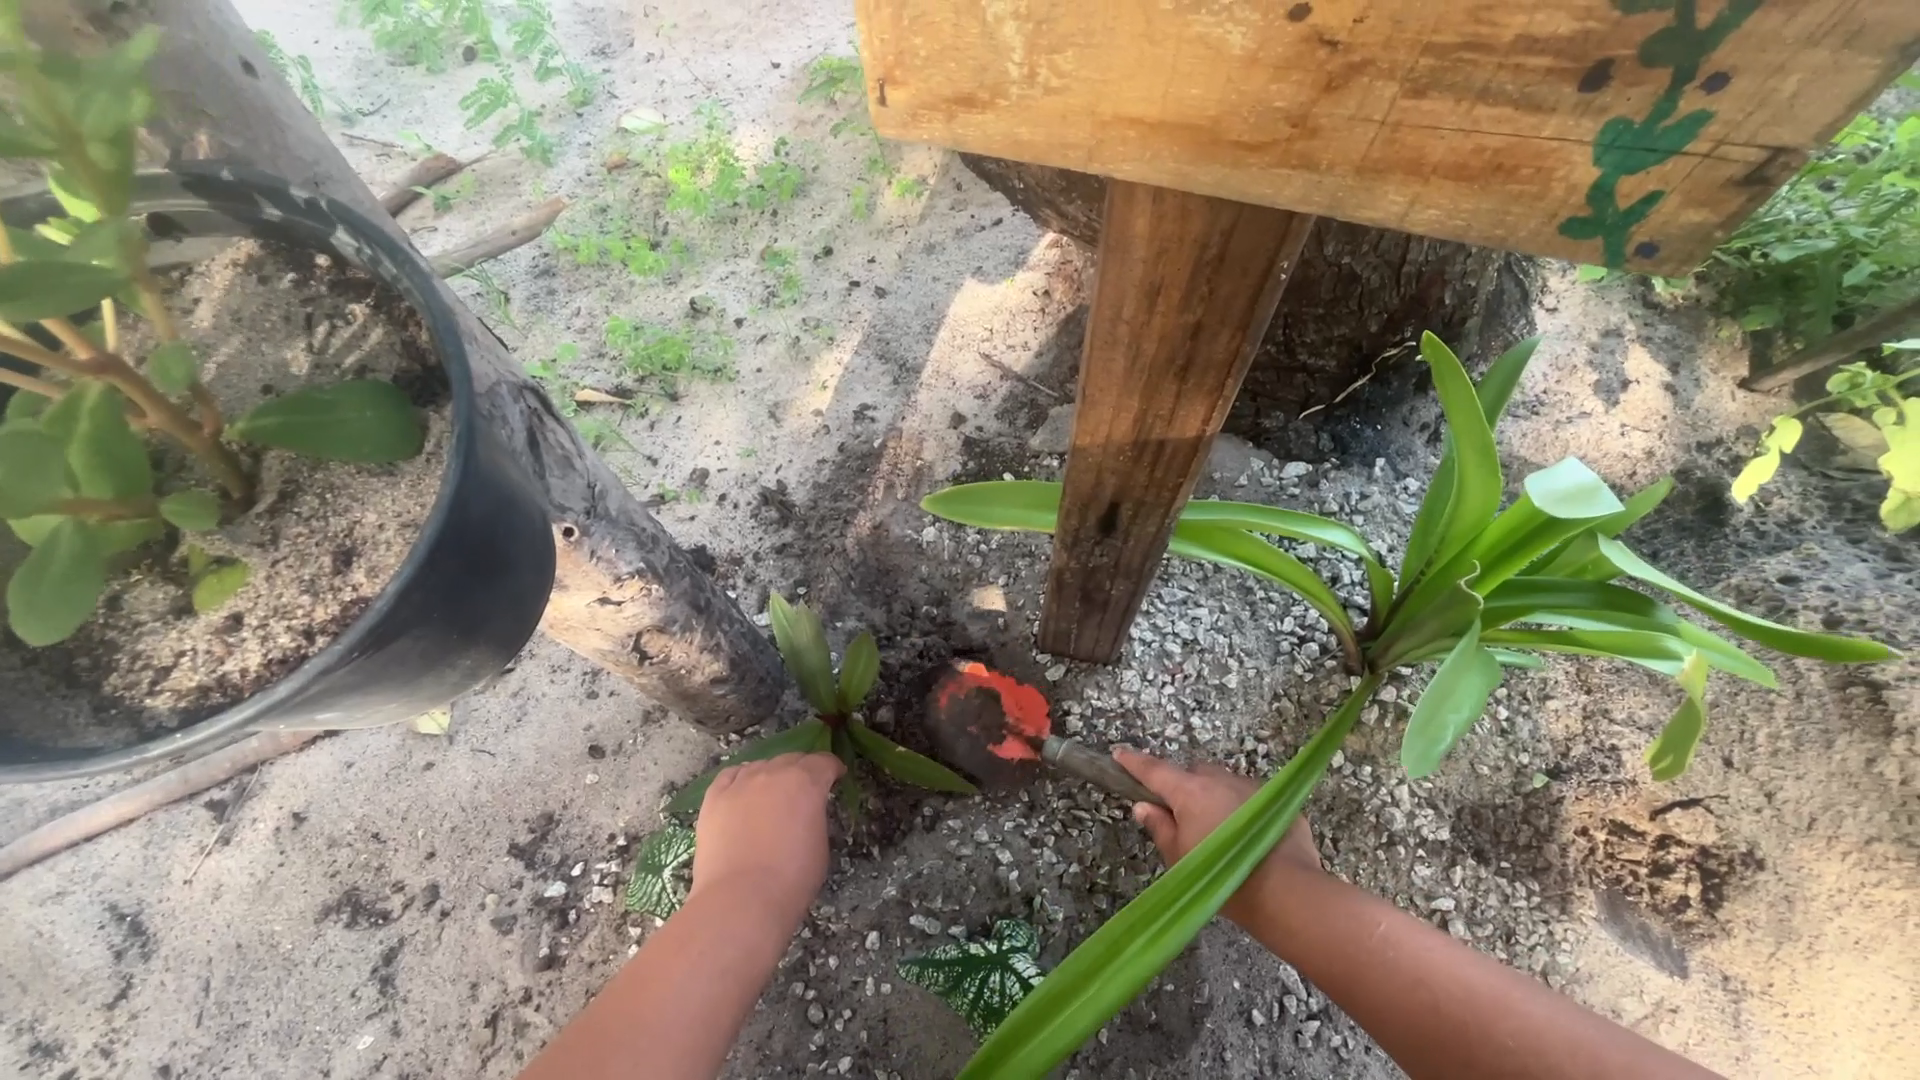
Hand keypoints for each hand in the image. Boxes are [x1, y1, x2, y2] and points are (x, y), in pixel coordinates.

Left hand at [691, 752, 844, 918]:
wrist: (740, 901)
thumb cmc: (791, 879)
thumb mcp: (820, 845)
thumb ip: (815, 816)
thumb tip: (806, 812)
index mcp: (806, 783)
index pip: (824, 762)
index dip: (832, 769)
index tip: (836, 777)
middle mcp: (773, 773)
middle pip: (792, 759)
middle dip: (802, 770)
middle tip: (804, 791)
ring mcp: (740, 783)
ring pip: (760, 766)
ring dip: (771, 775)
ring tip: (771, 795)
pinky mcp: (714, 798)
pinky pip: (730, 777)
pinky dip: (740, 780)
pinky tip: (742, 792)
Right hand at [1113, 748, 1320, 923]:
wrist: (1288, 895)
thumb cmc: (1223, 878)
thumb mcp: (1180, 859)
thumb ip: (1160, 828)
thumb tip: (1143, 806)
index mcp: (1190, 793)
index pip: (1155, 771)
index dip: (1135, 762)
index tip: (1119, 753)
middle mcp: (1221, 781)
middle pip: (1195, 773)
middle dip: (1187, 786)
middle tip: (1185, 815)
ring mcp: (1253, 789)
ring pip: (1226, 784)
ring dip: (1218, 797)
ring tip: (1221, 831)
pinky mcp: (1280, 803)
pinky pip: (1253, 799)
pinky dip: (1245, 810)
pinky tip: (1250, 837)